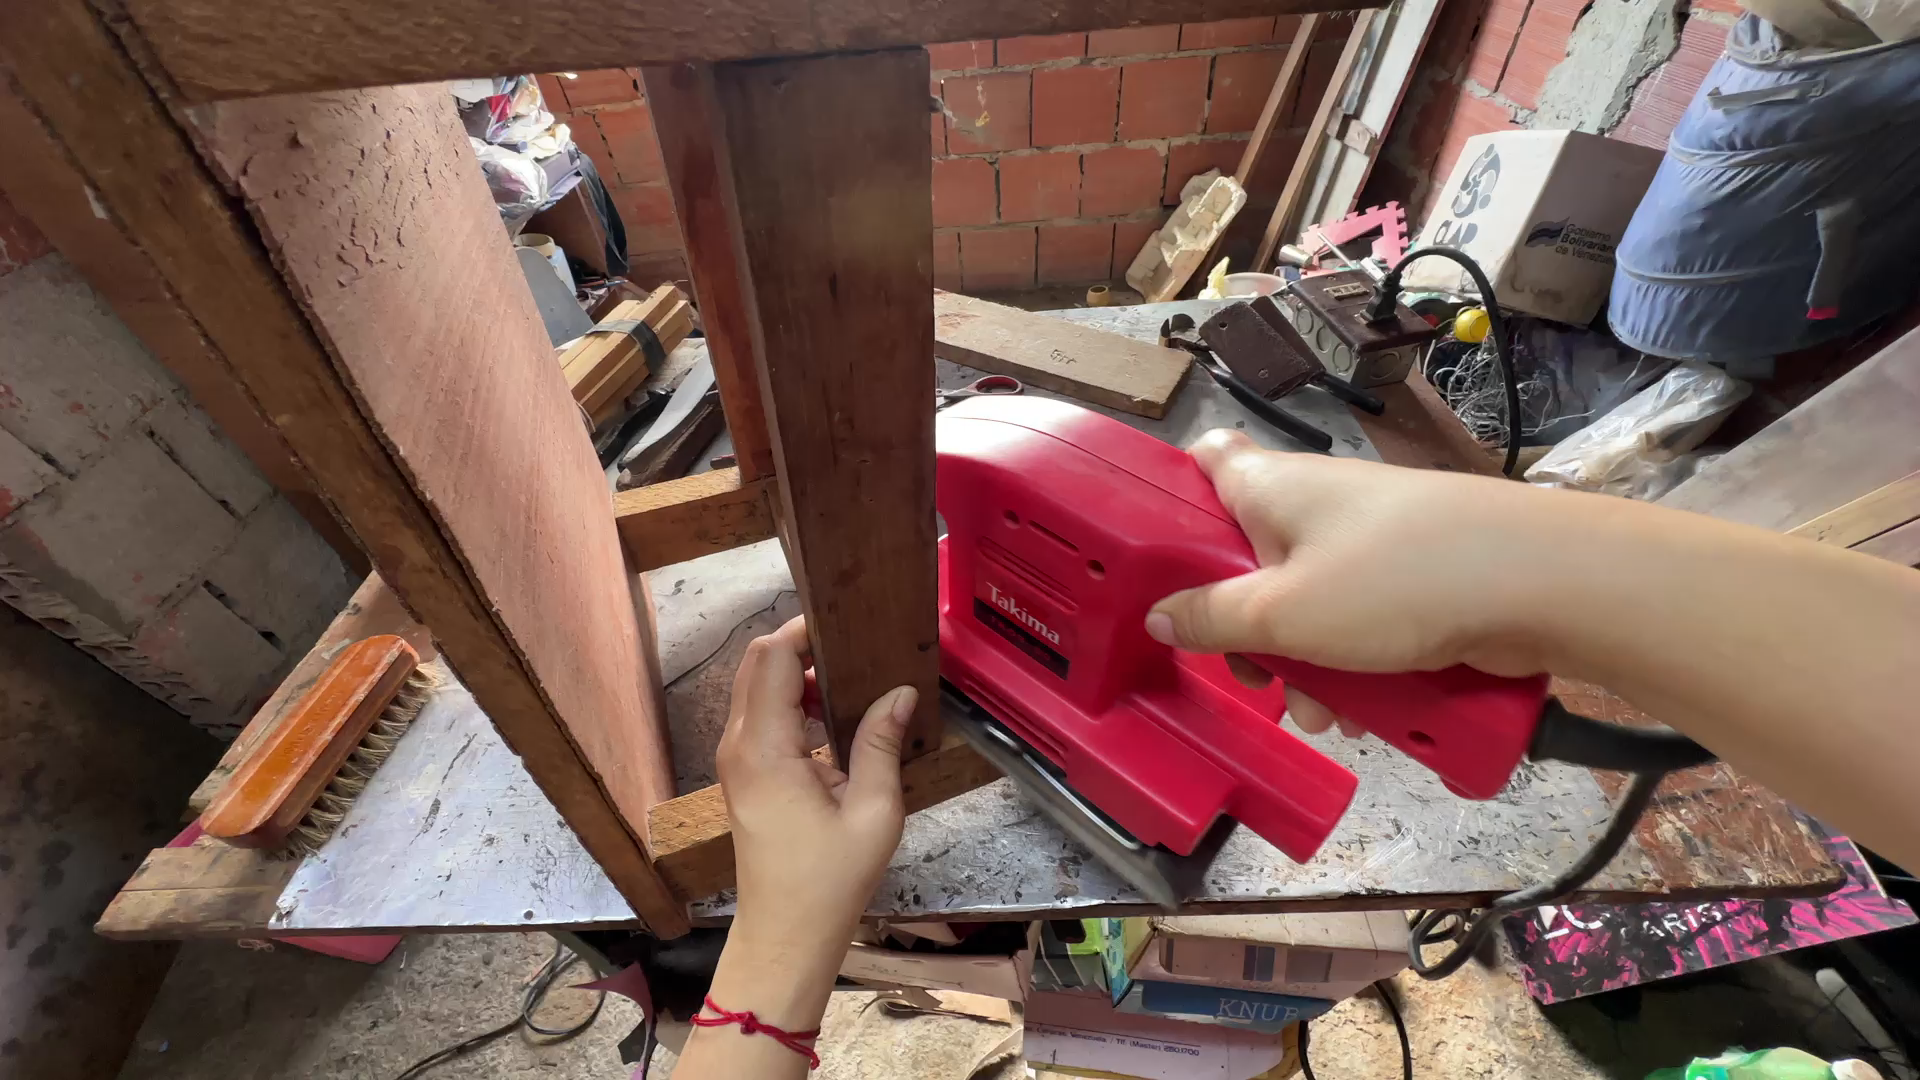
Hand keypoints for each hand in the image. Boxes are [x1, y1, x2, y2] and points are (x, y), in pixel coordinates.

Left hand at [717, 616, 914, 948]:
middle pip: (757, 662)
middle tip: (853, 648)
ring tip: (848, 677)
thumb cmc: (830, 879)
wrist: (785, 936)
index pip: (772, 658)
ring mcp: (735, 757)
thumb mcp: (873, 812)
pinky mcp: (742, 770)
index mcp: (766, 748)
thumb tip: (901, 691)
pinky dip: (790, 697)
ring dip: (796, 672)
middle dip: (801, 645)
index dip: (804, 631)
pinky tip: (830, 711)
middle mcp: (739, 744)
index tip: (846, 626)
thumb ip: (882, 744)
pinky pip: (759, 712)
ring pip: (755, 684)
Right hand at [1145, 430, 1564, 734]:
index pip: (1207, 456)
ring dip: (1294, 654)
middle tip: (1245, 669)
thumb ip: (1210, 618)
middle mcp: (1311, 501)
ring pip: (1299, 592)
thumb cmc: (1394, 581)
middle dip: (1236, 616)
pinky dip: (1343, 654)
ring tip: (1315, 712)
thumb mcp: (1283, 613)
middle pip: (1245, 549)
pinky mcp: (1407, 570)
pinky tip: (1357, 709)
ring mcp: (1363, 536)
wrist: (1552, 583)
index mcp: (1270, 488)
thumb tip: (1157, 618)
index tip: (1163, 548)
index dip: (1177, 490)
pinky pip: (1351, 611)